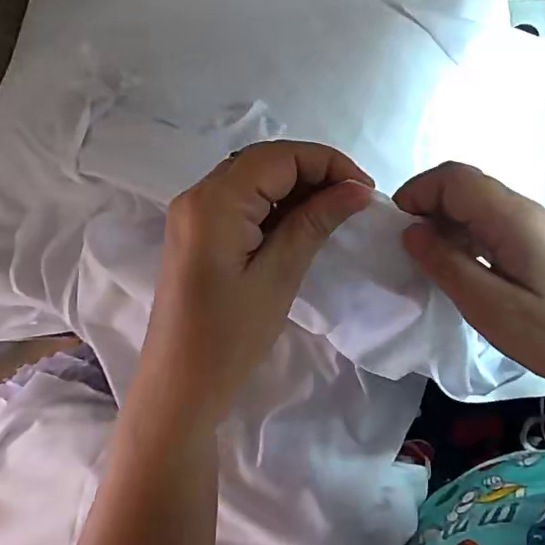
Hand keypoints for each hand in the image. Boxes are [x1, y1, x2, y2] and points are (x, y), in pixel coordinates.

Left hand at [137, 141, 373, 413]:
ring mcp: (192, 215)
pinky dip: (275, 205)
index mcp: (213, 202)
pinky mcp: (197, 234)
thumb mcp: (278, 276)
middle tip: (353, 199)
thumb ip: (314, 223)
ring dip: (296, 187)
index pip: (278, 157)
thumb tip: (355, 188)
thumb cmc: (229, 337)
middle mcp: (197, 196)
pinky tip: (302, 223)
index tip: (364, 189)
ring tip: (335, 211)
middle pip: (263, 161)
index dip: (327, 163)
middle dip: (313, 171)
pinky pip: (240, 202)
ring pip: (253, 179)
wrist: (180, 387)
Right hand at [395, 161, 544, 384]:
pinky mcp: (524, 238)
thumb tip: (410, 232)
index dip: (418, 192)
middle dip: (425, 204)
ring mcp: (523, 222)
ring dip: (440, 220)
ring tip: (423, 258)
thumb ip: (445, 263)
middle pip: (461, 183)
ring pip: (469, 201)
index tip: (396, 228)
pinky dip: (457, 233)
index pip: (454, 178)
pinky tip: (450, 264)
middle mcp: (518, 208)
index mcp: (511, 217)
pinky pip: (481, 220)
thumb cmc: (544, 332)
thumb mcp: (486, 304)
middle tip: (405, 245)